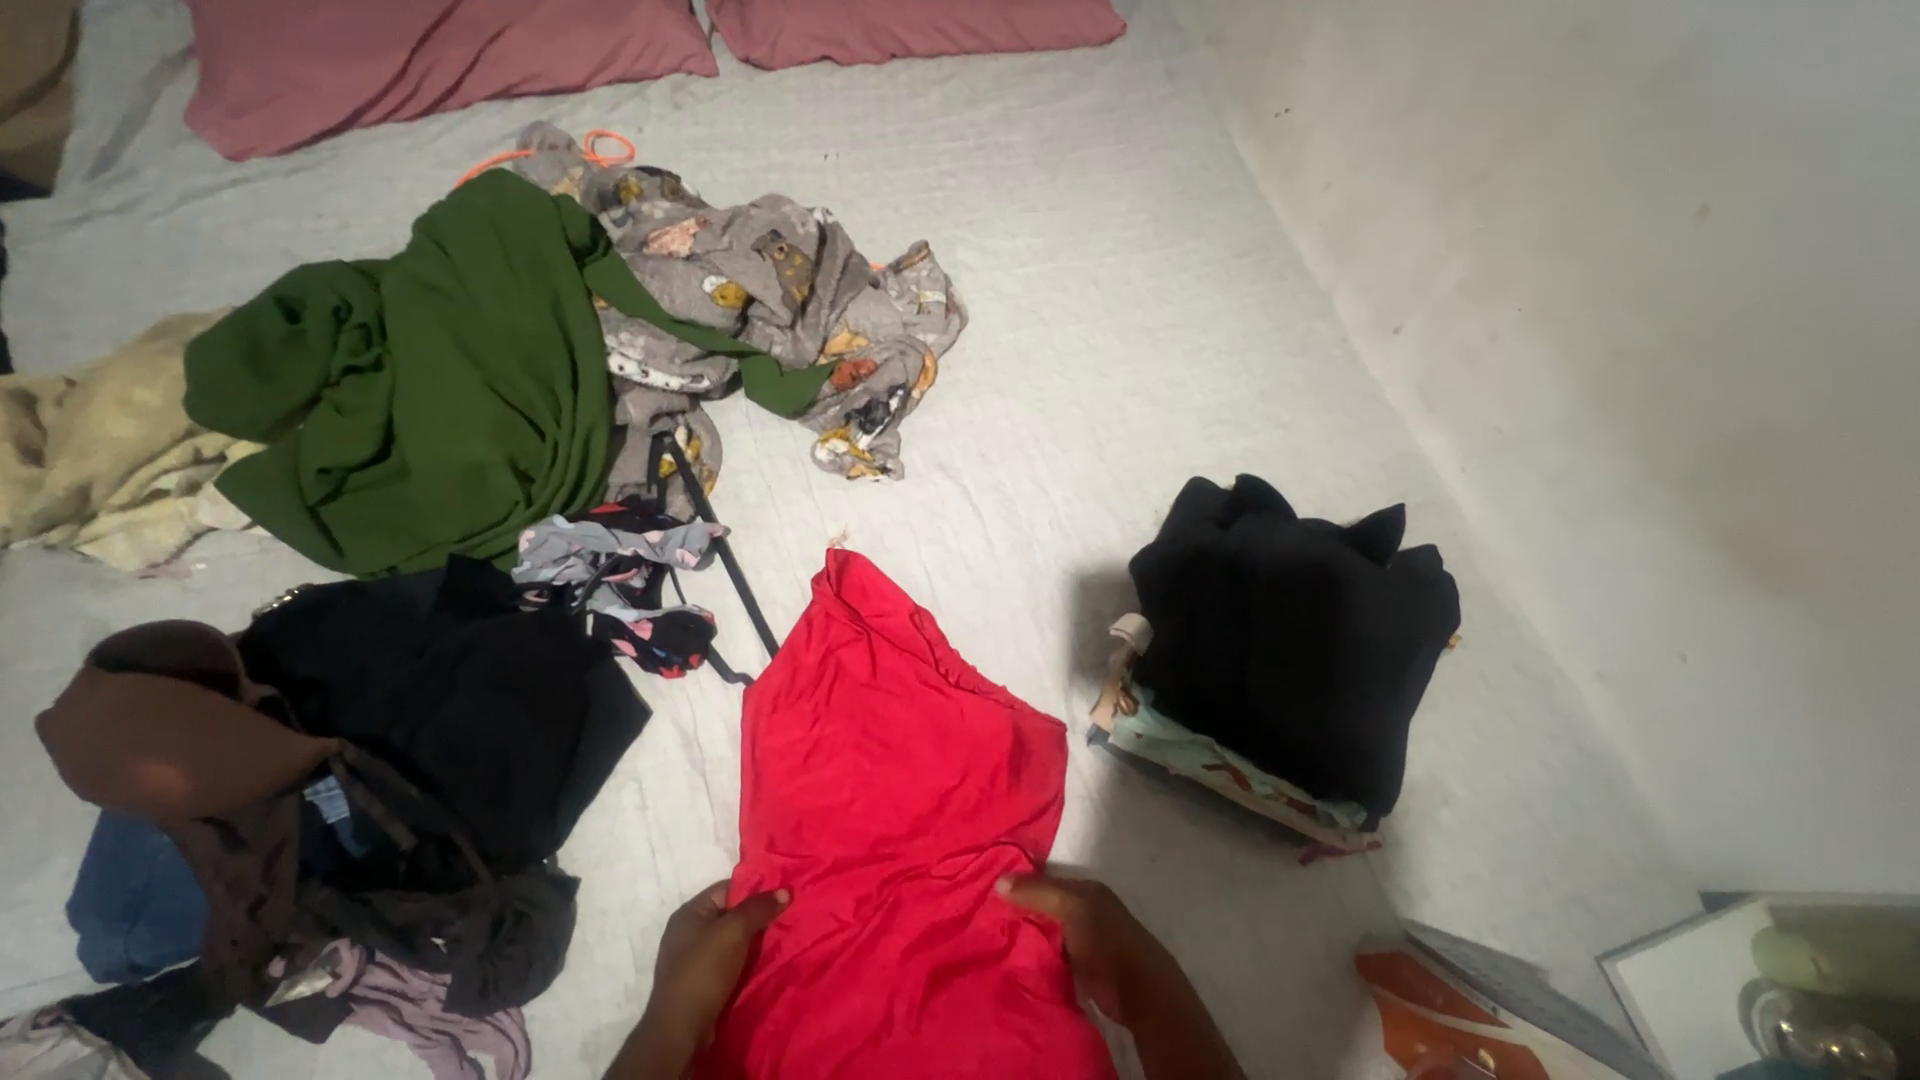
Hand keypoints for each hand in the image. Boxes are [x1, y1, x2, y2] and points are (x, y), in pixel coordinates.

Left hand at [608, 880, 788, 1079]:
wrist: (681, 1029)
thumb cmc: (704, 970)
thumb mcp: (734, 931)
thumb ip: (759, 908)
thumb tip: (785, 891)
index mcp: (689, 912)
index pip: (727, 889)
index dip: (755, 890)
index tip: (781, 896)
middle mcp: (687, 932)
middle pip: (730, 915)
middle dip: (756, 918)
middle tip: (785, 919)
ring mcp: (691, 959)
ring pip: (730, 941)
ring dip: (752, 942)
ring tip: (780, 941)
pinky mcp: (698, 982)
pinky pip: (727, 962)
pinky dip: (744, 962)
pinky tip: (762, 964)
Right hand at [995, 872, 1176, 1024]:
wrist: (1141, 993)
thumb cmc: (1108, 941)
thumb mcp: (1073, 907)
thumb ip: (1038, 892)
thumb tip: (998, 881)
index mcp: (1086, 890)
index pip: (1044, 879)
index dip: (1019, 882)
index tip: (986, 888)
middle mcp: (1085, 910)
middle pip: (1044, 905)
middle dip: (1019, 909)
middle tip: (982, 914)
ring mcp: (1084, 940)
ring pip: (1046, 931)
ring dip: (1025, 935)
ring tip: (990, 938)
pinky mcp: (1081, 969)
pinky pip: (1050, 955)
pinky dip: (1035, 956)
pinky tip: (1012, 960)